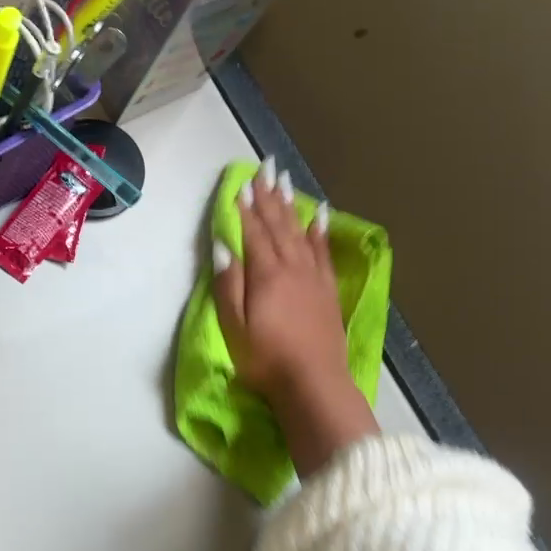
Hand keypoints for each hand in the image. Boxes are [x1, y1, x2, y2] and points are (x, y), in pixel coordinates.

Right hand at [212, 159, 342, 402]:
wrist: (312, 382)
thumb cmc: (263, 358)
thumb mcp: (234, 325)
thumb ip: (228, 284)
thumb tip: (224, 246)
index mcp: (265, 275)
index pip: (252, 233)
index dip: (244, 208)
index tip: (240, 184)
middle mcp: (291, 267)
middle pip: (277, 225)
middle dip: (269, 196)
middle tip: (265, 168)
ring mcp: (313, 277)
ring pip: (299, 232)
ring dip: (290, 205)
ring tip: (285, 181)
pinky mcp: (326, 289)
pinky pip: (323, 251)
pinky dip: (318, 230)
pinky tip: (317, 214)